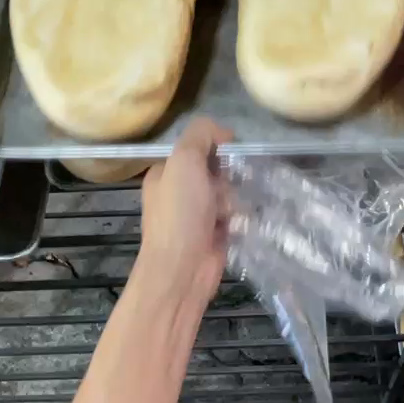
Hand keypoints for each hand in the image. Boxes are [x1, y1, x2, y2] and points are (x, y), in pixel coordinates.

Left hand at [139, 117, 231, 298]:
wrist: (182, 269)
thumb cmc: (180, 213)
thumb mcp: (184, 161)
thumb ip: (201, 135)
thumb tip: (224, 133)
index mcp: (165, 174)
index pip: (196, 149)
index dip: (214, 149)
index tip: (227, 156)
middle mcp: (178, 193)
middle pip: (216, 172)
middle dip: (225, 180)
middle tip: (220, 194)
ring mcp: (195, 217)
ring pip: (228, 195)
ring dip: (233, 201)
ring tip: (227, 215)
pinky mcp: (213, 236)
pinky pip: (235, 217)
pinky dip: (239, 220)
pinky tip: (236, 227)